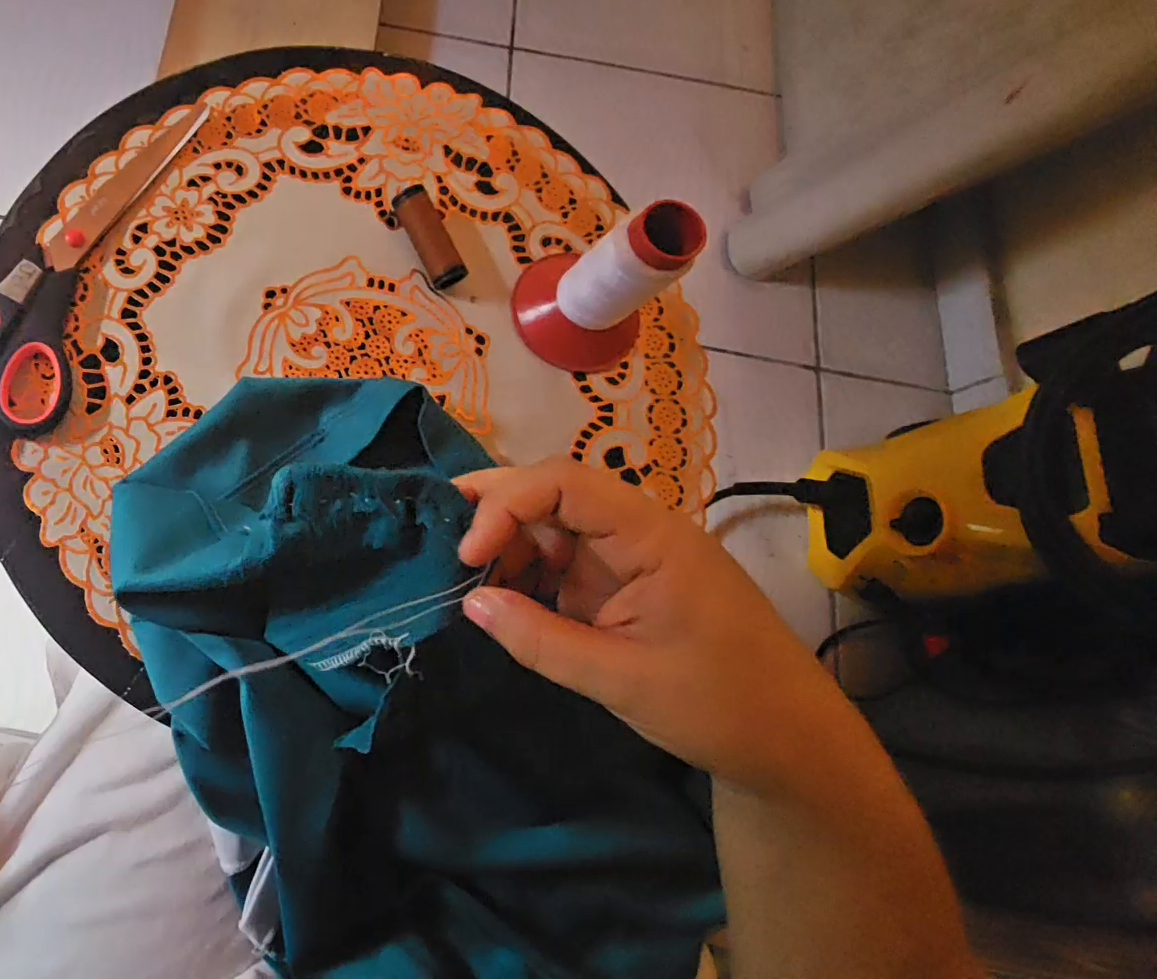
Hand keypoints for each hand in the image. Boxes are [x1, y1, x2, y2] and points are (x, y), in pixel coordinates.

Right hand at [454, 459, 867, 797]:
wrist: (792, 748)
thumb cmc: (721, 707)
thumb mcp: (620, 679)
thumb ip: (539, 638)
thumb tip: (470, 602)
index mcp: (651, 537)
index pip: (563, 483)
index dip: (505, 504)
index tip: (469, 556)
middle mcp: (635, 532)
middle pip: (550, 491)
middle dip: (492, 510)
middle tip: (438, 538)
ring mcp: (626, 557)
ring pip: (548, 524)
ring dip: (502, 545)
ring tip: (462, 580)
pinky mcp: (618, 583)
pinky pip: (557, 560)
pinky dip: (520, 573)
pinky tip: (494, 598)